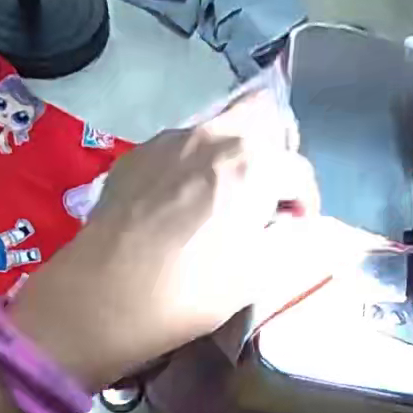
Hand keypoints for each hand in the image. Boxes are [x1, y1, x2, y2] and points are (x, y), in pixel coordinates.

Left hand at [9, 89, 319, 388]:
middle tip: (265, 195)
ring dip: (231, 156)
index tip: (297, 228)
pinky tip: (180, 205)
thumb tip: (287, 221)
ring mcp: (170, 140)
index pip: (300, 171)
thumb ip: (286, 238)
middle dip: (274, 152)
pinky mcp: (136, 155)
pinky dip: (193, 167)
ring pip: (217, 128)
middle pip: (262, 116)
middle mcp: (214, 135)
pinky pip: (179, 148)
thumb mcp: (257, 276)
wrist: (105, 297)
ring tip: (221, 200)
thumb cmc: (190, 292)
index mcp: (255, 164)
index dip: (307, 203)